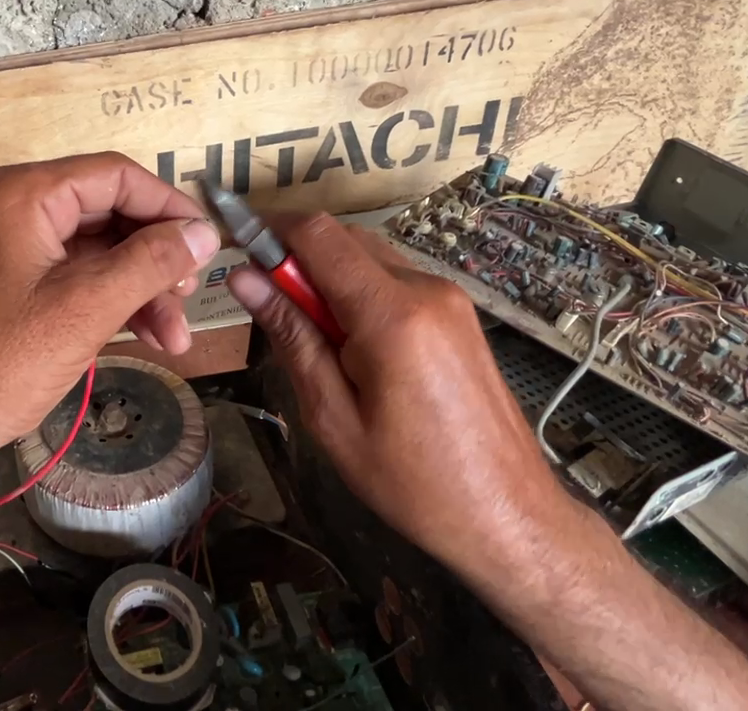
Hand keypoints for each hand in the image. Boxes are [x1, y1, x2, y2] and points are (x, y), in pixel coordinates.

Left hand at [0, 153, 221, 478]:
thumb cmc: (0, 363)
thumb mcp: (85, 308)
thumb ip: (150, 262)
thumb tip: (204, 232)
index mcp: (23, 193)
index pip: (115, 176)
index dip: (168, 206)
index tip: (209, 244)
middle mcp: (17, 205)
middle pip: (110, 212)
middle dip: (156, 257)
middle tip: (189, 297)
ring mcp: (15, 243)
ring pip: (100, 248)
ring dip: (141, 288)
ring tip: (174, 337)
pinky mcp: (17, 278)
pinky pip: (78, 274)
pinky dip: (113, 301)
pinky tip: (148, 336)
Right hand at [226, 214, 574, 580]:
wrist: (510, 517)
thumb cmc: (413, 482)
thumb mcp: (332, 416)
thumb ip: (290, 336)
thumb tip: (243, 278)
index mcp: (392, 314)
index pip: (318, 235)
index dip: (270, 229)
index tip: (237, 251)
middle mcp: (426, 289)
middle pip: (342, 238)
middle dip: (296, 259)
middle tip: (269, 310)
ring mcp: (449, 298)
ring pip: (367, 257)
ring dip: (327, 278)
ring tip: (314, 341)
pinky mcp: (458, 313)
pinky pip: (392, 280)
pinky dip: (358, 293)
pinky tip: (353, 347)